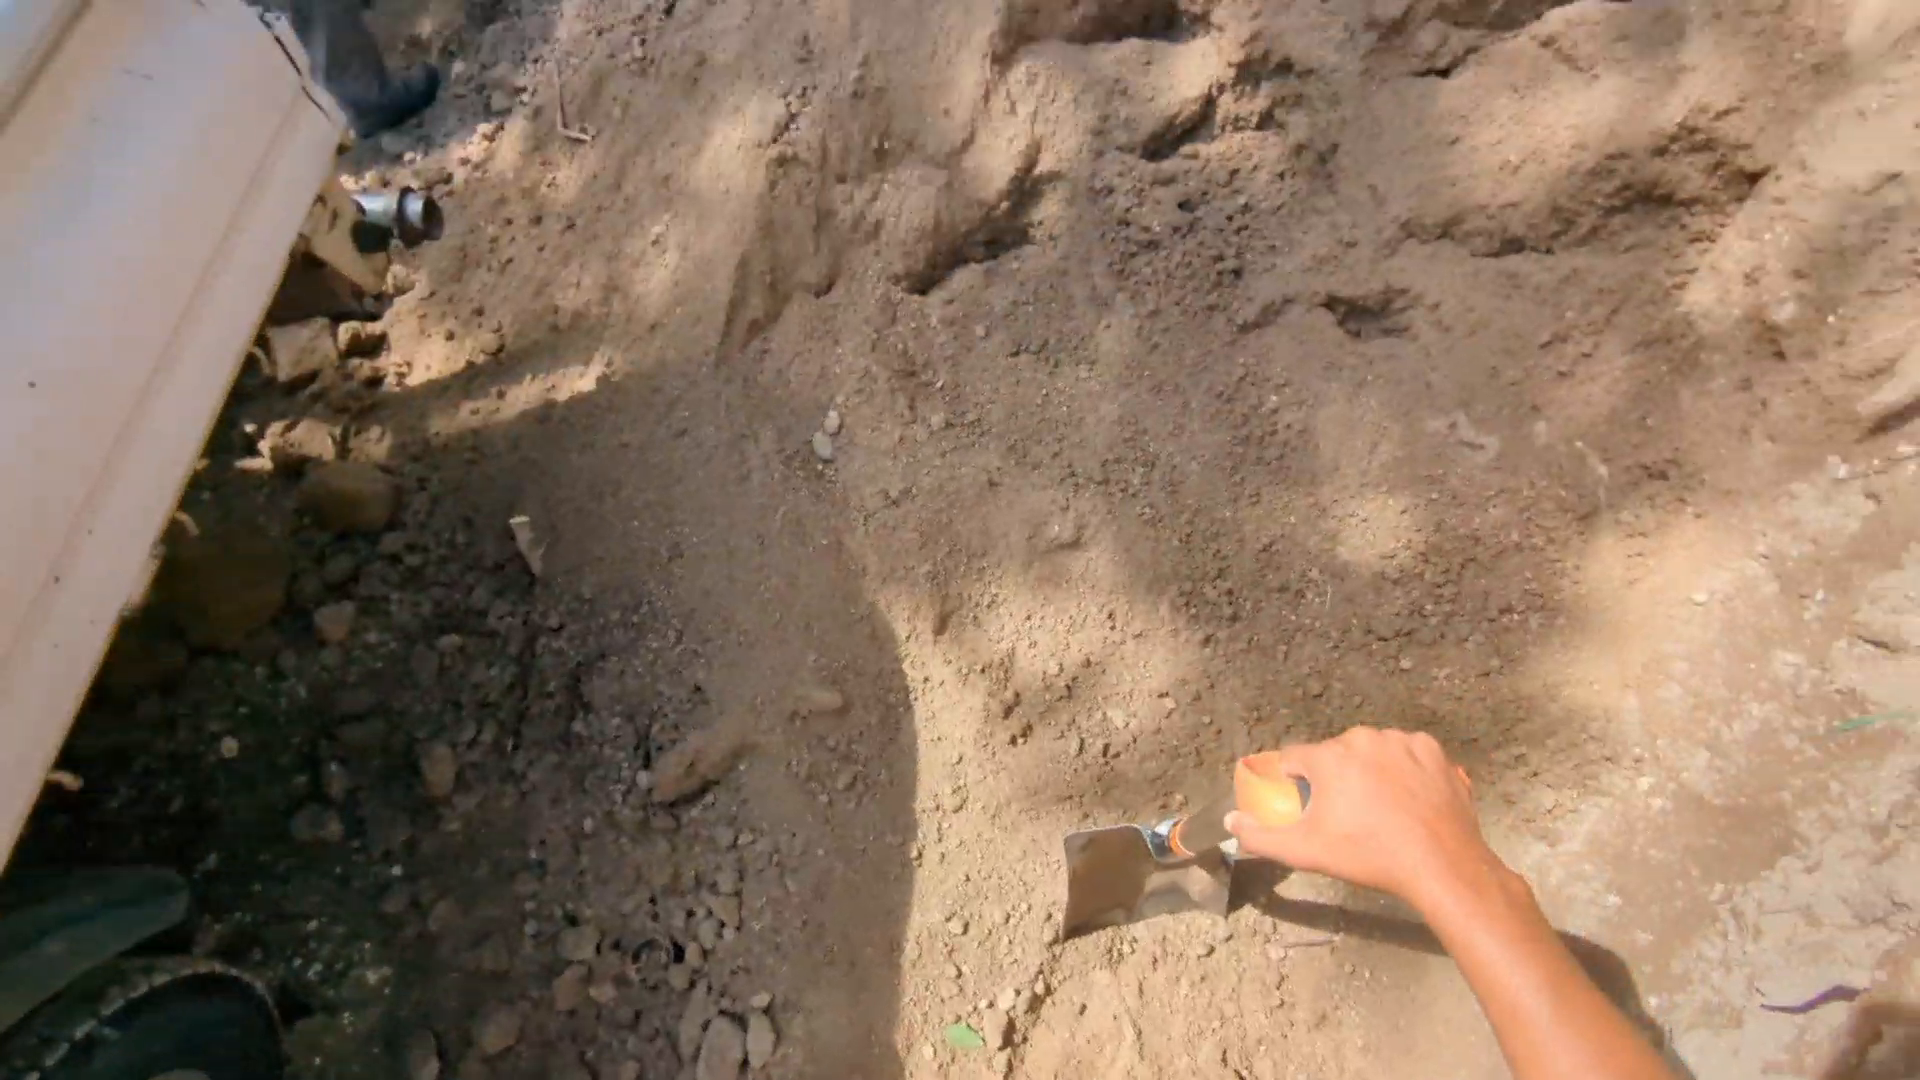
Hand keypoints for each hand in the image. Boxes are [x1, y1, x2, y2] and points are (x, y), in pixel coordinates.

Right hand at [1226, 726, 1504, 913]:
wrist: (1443, 867)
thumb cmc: (1369, 856)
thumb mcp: (1306, 851)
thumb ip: (1260, 836)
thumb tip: (1230, 821)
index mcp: (1328, 756)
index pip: (1295, 758)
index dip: (1297, 781)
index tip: (1311, 805)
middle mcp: (1361, 738)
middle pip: (1334, 753)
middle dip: (1336, 776)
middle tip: (1350, 813)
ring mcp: (1400, 741)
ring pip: (1370, 750)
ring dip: (1369, 769)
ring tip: (1382, 805)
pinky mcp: (1433, 750)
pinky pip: (1405, 752)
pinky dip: (1404, 768)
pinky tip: (1409, 795)